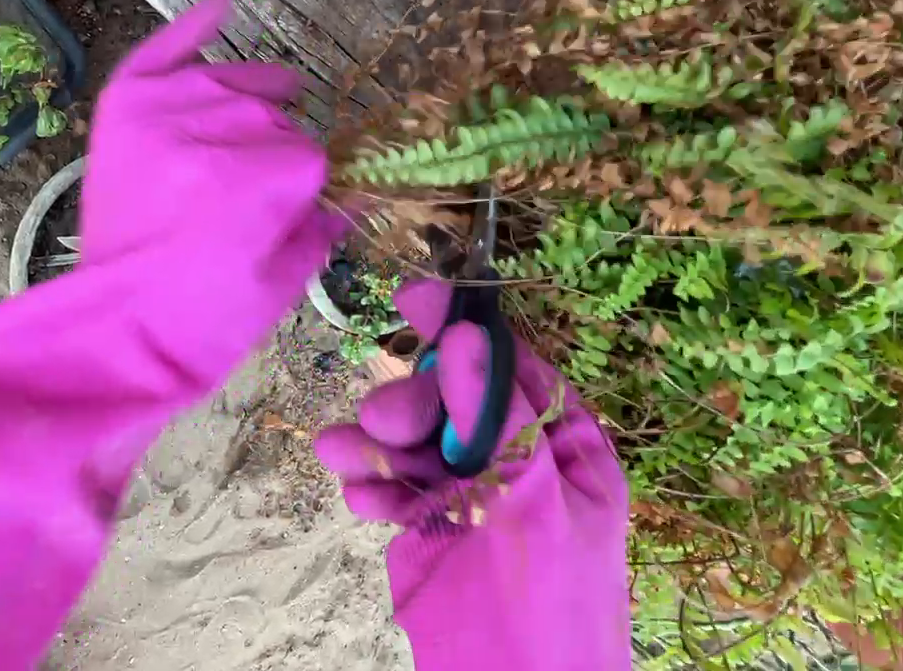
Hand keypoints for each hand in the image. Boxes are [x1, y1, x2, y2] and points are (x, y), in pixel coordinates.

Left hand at [79, 0, 341, 363]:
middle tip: (255, 194)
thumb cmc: (204, 324)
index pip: (311, 154)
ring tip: (266, 111)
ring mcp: (159, 117)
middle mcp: (207, 137)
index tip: (299, 204)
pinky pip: (161, 53)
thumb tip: (360, 193)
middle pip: (272, 117)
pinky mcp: (122, 112)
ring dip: (250, 103)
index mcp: (254, 184)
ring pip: (229, 87)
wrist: (117, 332)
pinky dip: (190, 31)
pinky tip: (224, 8)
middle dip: (276, 152)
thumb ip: (323, 227)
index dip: (309, 183)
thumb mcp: (281, 285)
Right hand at [315, 279, 631, 669]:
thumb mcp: (533, 504)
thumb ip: (497, 418)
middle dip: (412, 401)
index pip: (510, 368)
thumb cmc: (545, 606)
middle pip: (450, 398)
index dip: (463, 331)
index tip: (413, 297)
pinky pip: (393, 482)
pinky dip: (373, 482)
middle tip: (381, 418)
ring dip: (376, 441)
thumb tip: (466, 335)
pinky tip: (358, 496)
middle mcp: (513, 458)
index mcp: (562, 449)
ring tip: (340, 451)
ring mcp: (467, 490)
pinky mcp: (427, 521)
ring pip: (414, 438)